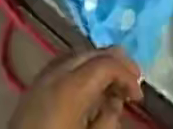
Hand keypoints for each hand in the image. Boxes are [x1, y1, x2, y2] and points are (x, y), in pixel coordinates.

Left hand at [9, 47, 143, 128]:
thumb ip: (107, 120)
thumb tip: (115, 102)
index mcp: (71, 86)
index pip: (105, 63)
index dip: (127, 74)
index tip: (139, 96)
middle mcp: (56, 72)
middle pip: (90, 52)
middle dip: (114, 62)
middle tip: (133, 80)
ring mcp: (42, 77)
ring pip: (76, 55)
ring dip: (97, 63)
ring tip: (114, 84)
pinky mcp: (34, 88)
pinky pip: (62, 66)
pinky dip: (81, 69)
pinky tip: (89, 86)